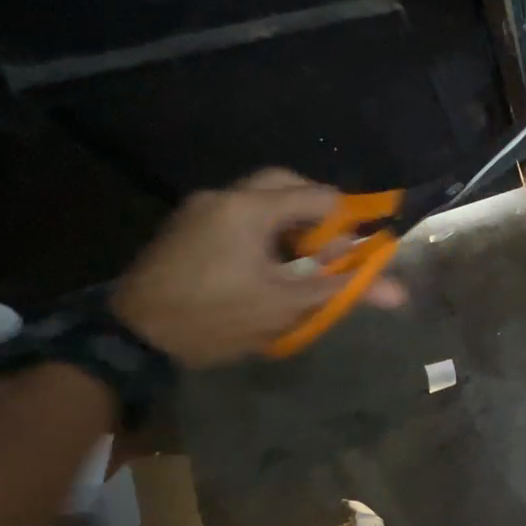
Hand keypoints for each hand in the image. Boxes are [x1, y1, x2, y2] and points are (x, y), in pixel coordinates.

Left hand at [109, 169, 406, 368]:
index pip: (321, 196)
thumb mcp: (286, 307)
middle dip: (317, 211)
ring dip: (289, 220)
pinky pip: (237, 212)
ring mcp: (198, 209)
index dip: (347, 222)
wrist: (126, 341)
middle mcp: (224, 196)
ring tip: (299, 259)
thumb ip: (343, 289)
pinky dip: (262, 228)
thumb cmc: (213, 318)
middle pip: (288, 184)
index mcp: (251, 208)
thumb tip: (400, 293)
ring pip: (261, 197)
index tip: (349, 253)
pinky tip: (266, 263)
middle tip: (328, 246)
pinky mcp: (184, 227)